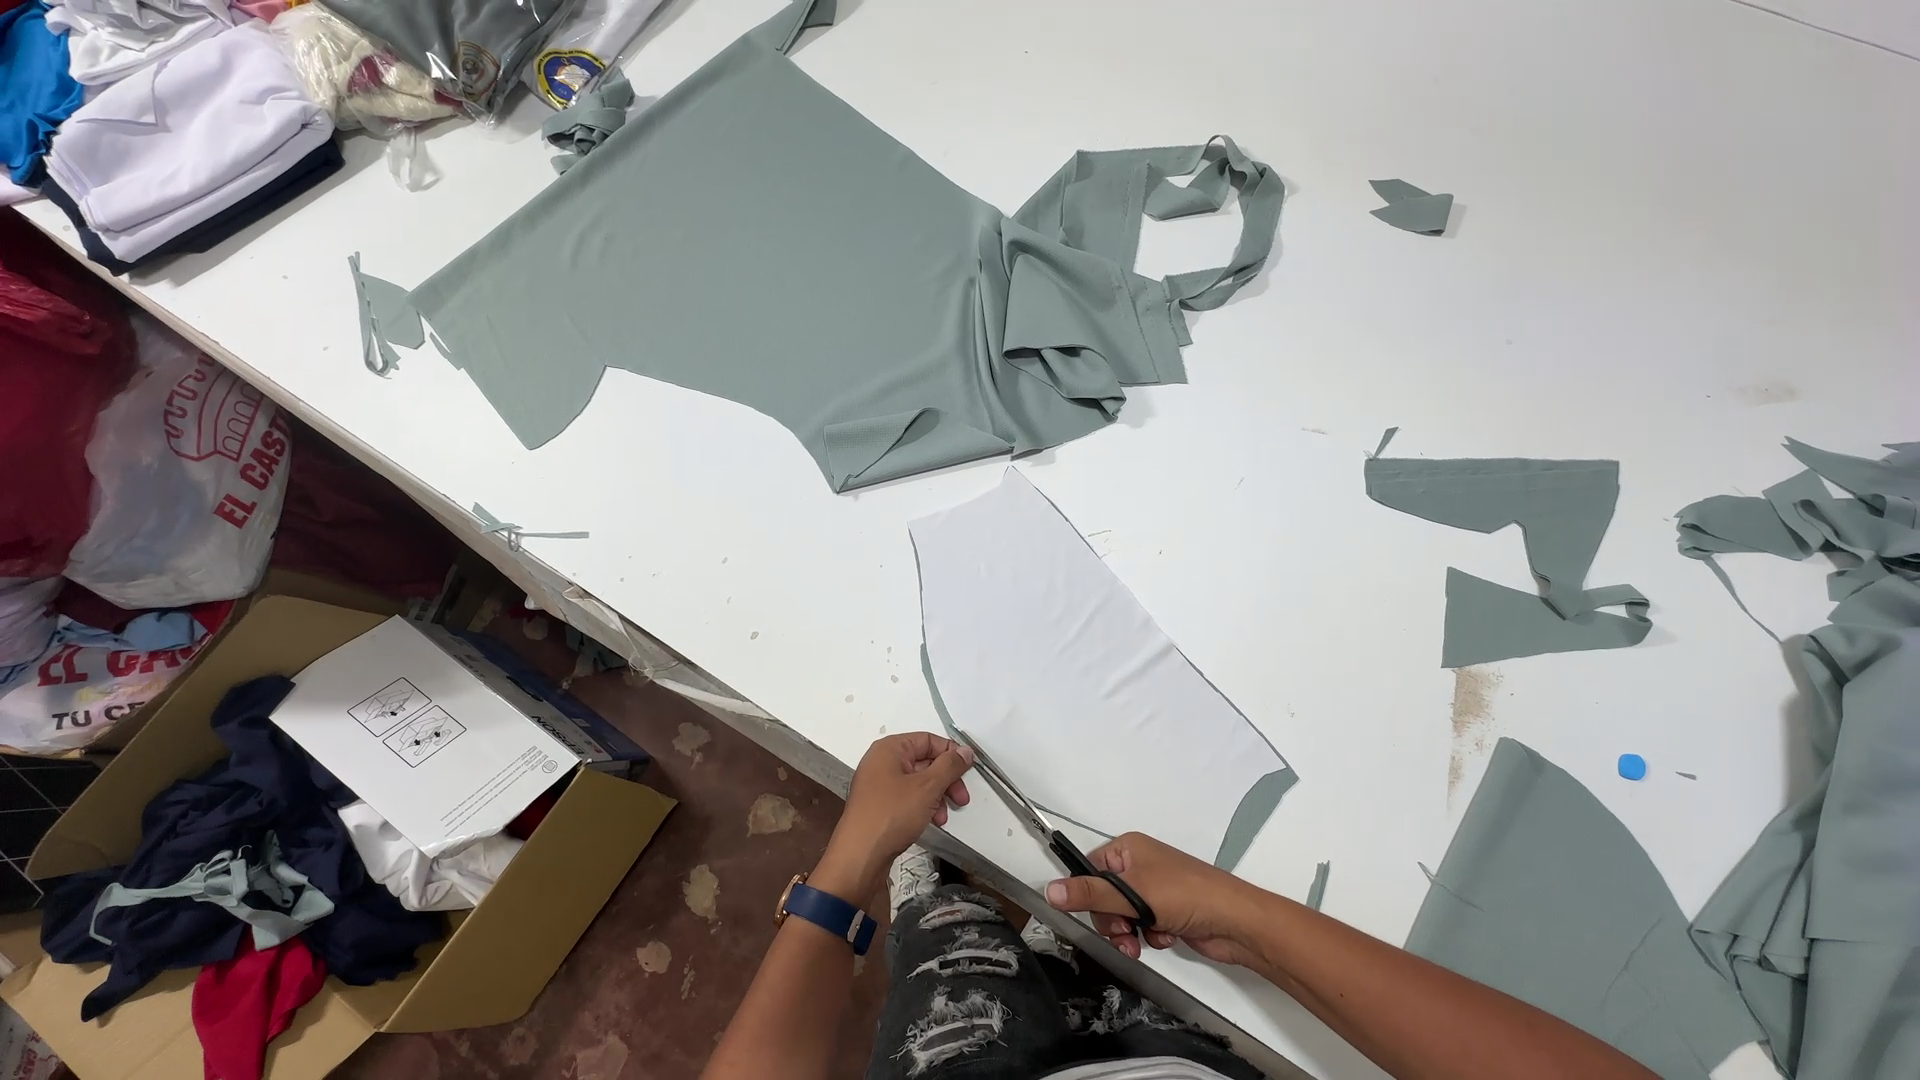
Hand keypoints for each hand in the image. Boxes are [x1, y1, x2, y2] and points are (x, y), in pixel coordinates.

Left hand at [812, 733, 972, 901]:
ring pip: (918, 782)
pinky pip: (908, 798)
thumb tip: (965, 752)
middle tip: (961, 796)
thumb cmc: (890, 815)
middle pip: (924, 761)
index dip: (950, 752)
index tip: (967, 768)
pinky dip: (923, 806)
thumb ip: (949, 766)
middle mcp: (882, 762)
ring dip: (937, 796)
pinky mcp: (880, 806)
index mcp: (890, 749)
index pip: (928, 740)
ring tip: (943, 815)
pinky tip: (932, 821)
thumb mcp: (927, 787)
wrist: (860, 856)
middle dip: (946, 779)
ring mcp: (879, 785)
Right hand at [1045, 831, 1252, 964]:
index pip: (1089, 869)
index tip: (1094, 915)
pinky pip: (1142, 925)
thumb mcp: (1132, 895)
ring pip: (1122, 914)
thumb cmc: (1183, 896)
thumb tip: (1048, 890)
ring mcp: (1154, 888)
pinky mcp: (1166, 911)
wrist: (1234, 921)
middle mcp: (1139, 864)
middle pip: (1103, 896)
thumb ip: (1089, 895)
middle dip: (1111, 920)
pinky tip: (1164, 939)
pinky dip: (1148, 936)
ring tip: (1141, 943)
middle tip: (1124, 934)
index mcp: (1128, 848)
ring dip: (1128, 932)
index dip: (1087, 895)